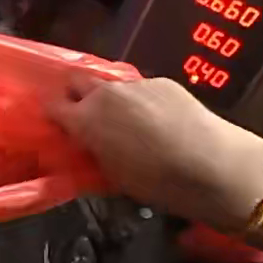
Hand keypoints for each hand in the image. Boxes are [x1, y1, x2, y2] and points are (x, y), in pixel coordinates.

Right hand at [50, 78, 262, 230]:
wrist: (210, 162)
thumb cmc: (156, 181)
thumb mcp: (113, 176)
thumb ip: (94, 153)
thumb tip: (90, 145)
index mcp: (85, 119)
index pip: (53, 105)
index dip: (53, 114)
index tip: (58, 123)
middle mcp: (104, 94)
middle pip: (77, 81)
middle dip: (76, 94)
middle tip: (85, 115)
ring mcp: (135, 84)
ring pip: (111, 84)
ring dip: (111, 98)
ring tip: (126, 120)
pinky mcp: (162, 81)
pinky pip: (141, 88)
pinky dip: (142, 101)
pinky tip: (158, 119)